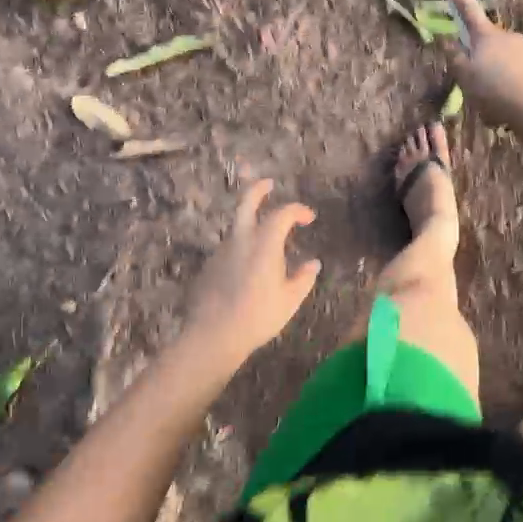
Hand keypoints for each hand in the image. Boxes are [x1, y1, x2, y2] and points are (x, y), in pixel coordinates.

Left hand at [185, 180, 321, 357]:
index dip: (298, 210)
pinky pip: (229, 249)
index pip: (283, 214)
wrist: (212, 337)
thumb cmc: (257, 317)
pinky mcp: (209, 267)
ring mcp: (221, 253)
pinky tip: (248, 268)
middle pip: (246, 204)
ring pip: (237, 228)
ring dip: (251, 224)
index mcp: (264, 244)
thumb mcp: (290, 300)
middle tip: (268, 183)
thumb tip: (313, 264)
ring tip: (266, 241)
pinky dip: (241, 248)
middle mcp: (241, 241)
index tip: (309, 218)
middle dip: (258, 190)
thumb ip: (303, 278)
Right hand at [447, 0, 522, 125]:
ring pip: (501, 66)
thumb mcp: (464, 76)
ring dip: (493, 84)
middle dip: (479, 64)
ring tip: (492, 109)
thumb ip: (454, 57)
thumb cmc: (495, 90)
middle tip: (474, 89)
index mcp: (487, 35)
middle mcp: (508, 38)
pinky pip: (515, 79)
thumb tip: (448, 39)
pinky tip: (507, 113)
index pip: (468, 11)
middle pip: (486, 46)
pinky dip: (508, 93)